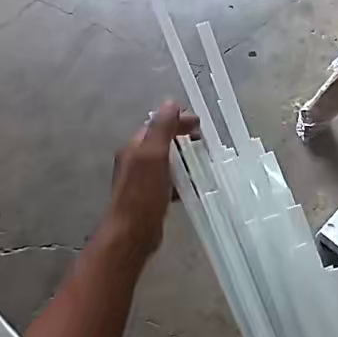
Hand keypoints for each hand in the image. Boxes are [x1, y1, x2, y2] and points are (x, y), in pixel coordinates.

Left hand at [103, 101, 198, 258]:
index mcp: (134, 147)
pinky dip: (182, 181)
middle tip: (205, 145)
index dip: (178, 121)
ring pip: (168, 164)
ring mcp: (142, 182)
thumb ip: (162, 128)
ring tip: (204, 166)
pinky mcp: (151, 199)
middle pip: (163, 143)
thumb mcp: (153, 155)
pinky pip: (170, 183)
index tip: (200, 126)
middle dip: (184, 141)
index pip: (157, 125)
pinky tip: (193, 188)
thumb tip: (170, 103)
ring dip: (185, 162)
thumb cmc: (142, 194)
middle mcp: (136, 162)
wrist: (132, 233)